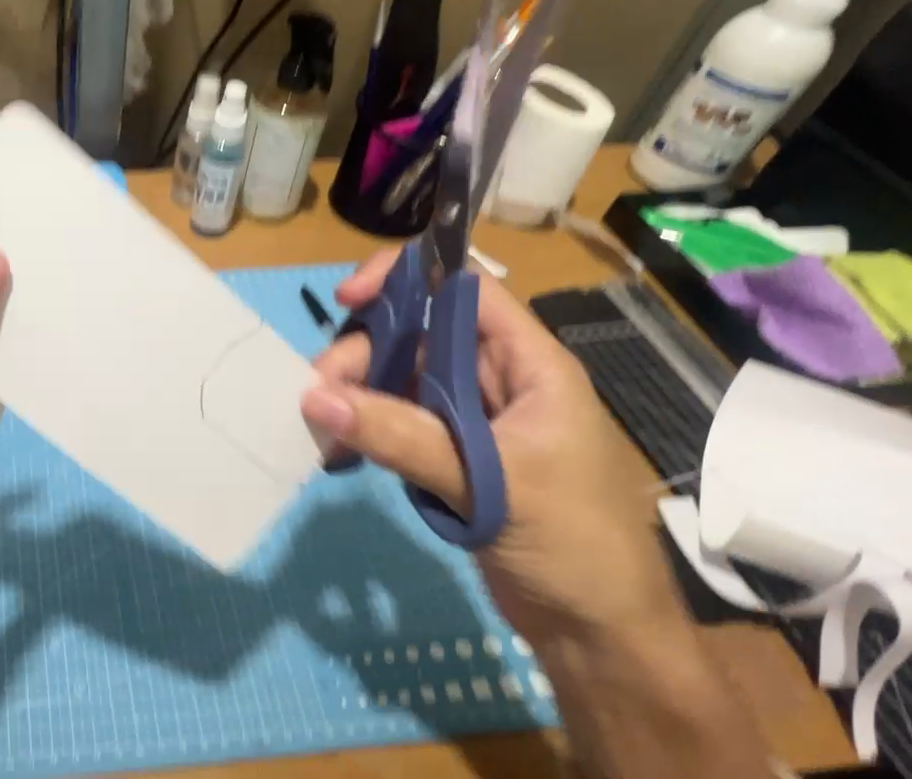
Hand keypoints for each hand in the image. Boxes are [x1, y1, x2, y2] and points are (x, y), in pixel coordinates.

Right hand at [299, 248, 682, 645]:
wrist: (598, 633)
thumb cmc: (571, 542)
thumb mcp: (487, 480)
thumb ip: (400, 435)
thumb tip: (314, 397)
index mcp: (528, 363)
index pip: (463, 288)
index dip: (405, 277)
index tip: (347, 299)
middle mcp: (496, 379)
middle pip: (416, 333)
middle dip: (364, 351)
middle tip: (318, 391)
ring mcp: (470, 418)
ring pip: (398, 377)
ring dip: (356, 392)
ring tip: (321, 425)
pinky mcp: (449, 454)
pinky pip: (395, 421)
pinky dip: (364, 426)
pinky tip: (337, 448)